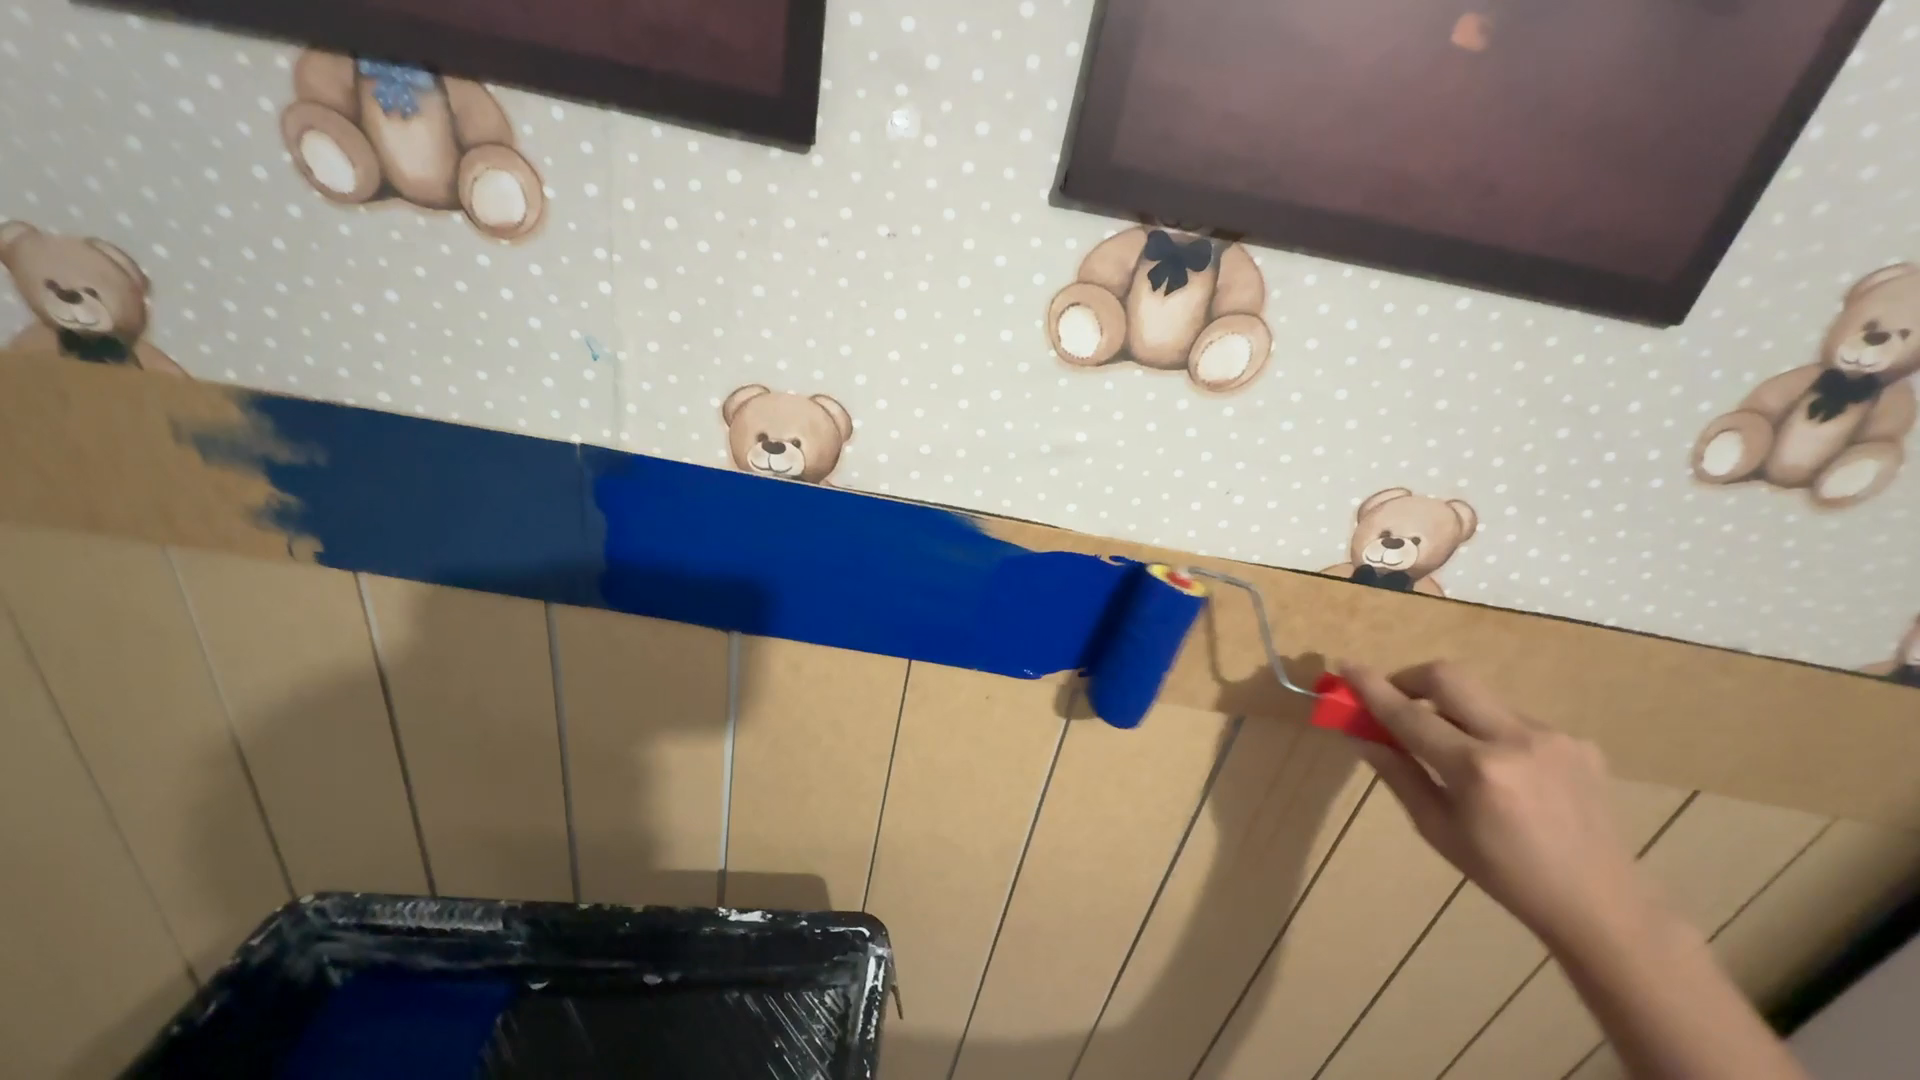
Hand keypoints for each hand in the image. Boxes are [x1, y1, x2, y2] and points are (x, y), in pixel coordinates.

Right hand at [1343, 661, 1659, 953]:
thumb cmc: (1504, 874)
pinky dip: (1491, 732)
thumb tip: (1361, 735)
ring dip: (1453, 711)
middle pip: (1449, 676)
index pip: (1409, 714)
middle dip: (1411, 678)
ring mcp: (1552, 736)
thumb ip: (1399, 773)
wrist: (1599, 902)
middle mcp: (1515, 739)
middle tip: (1395, 698)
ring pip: (1482, 698)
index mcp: (1477, 770)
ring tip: (1452, 750)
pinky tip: (1503, 772)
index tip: (1346, 666)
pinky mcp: (1578, 741)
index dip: (1372, 687)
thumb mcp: (1437, 829)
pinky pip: (1516, 720)